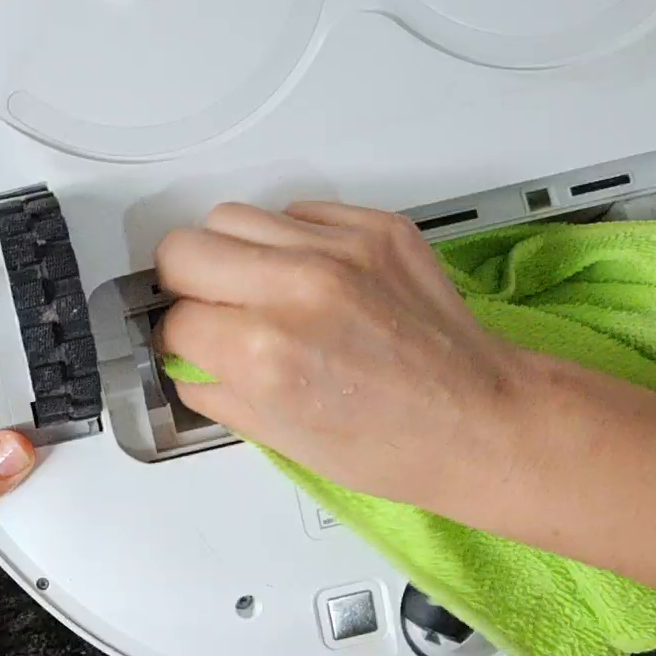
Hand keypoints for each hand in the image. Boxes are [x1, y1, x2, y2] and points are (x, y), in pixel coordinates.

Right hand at [155, 202, 536, 511]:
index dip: (174, 339)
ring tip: (255, 287)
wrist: (481, 422)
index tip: (187, 344)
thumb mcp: (275, 437)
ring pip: (231, 217)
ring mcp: (339, 249)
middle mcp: (295, 288)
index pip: (175, 319)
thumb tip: (183, 357)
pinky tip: (305, 276)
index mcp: (262, 352)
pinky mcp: (376, 228)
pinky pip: (295, 211)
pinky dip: (286, 241)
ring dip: (228, 254)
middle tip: (205, 307)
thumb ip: (211, 389)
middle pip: (183, 249)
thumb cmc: (387, 444)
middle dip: (181, 284)